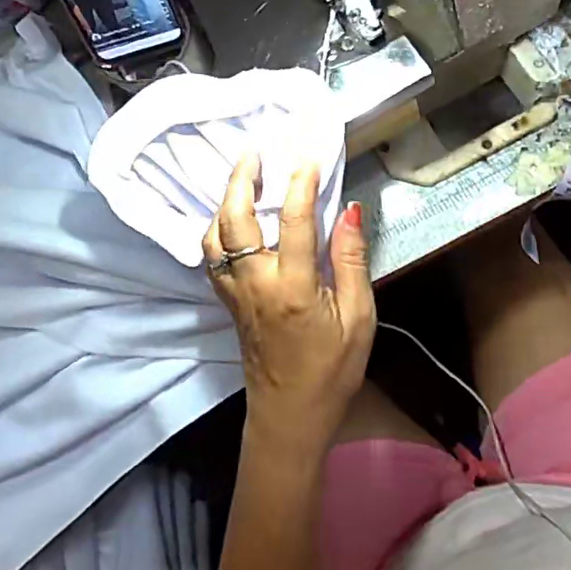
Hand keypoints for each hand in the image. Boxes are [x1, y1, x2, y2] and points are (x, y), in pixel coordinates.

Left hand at [202, 154, 374, 449]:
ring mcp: (235, 293)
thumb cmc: (332, 371)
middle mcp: (255, 283)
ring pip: (213, 237)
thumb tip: (350, 211)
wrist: (289, 417)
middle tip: (253, 153)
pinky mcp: (228, 303)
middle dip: (240, 180)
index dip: (301, 183)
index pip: (294, 220)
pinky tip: (231, 220)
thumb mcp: (358, 319)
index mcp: (292, 287)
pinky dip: (217, 229)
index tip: (308, 158)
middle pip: (234, 220)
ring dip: (223, 202)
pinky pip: (212, 257)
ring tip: (240, 179)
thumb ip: (350, 262)